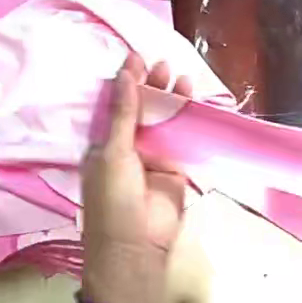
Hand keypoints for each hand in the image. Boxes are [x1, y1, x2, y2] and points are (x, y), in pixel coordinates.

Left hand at [80, 53, 191, 302]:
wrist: (136, 245)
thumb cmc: (113, 199)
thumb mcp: (113, 152)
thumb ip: (123, 114)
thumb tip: (124, 76)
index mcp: (104, 143)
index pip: (117, 104)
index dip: (127, 81)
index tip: (138, 57)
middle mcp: (128, 148)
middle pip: (143, 111)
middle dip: (153, 88)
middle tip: (165, 65)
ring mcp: (153, 159)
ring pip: (165, 124)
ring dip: (173, 103)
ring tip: (183, 78)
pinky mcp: (175, 171)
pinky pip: (183, 143)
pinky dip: (190, 125)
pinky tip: (197, 106)